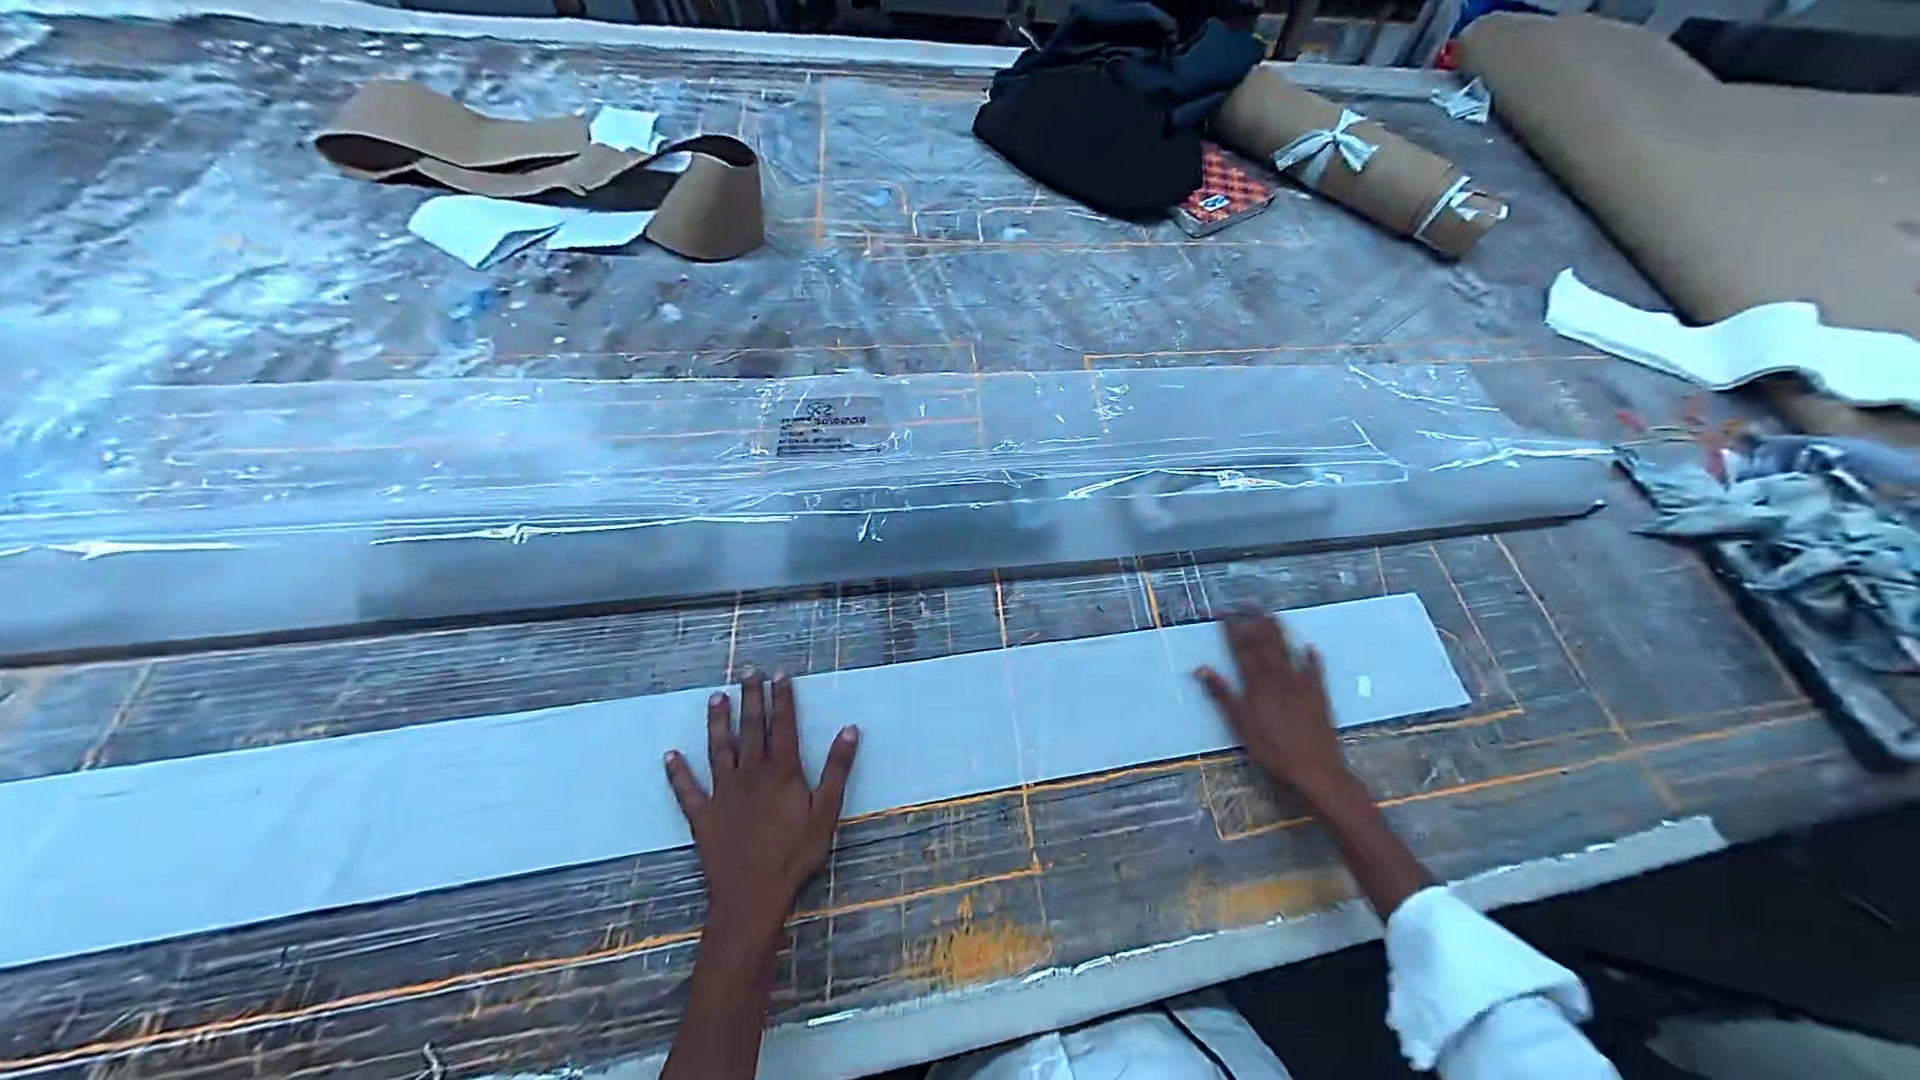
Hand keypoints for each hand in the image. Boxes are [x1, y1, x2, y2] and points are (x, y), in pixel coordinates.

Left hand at [665, 673, 858, 937]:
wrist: (753, 895)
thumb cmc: (795, 854)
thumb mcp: (827, 812)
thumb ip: (837, 770)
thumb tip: (849, 730)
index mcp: (782, 772)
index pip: (783, 725)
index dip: (782, 699)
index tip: (780, 675)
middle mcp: (750, 774)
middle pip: (751, 729)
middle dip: (751, 699)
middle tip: (748, 673)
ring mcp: (723, 793)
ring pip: (719, 749)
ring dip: (717, 723)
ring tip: (716, 698)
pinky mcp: (703, 816)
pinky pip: (687, 790)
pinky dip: (678, 772)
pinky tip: (670, 755)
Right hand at [1195, 607, 1353, 800]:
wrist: (1317, 771)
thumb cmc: (1273, 751)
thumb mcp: (1241, 727)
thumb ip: (1224, 696)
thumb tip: (1203, 669)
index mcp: (1258, 686)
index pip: (1243, 651)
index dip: (1233, 630)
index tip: (1224, 614)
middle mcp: (1280, 680)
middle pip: (1266, 645)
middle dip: (1255, 622)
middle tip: (1247, 603)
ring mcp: (1302, 687)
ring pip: (1288, 652)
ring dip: (1279, 632)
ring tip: (1271, 614)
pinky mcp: (1319, 698)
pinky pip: (1316, 673)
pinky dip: (1313, 659)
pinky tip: (1310, 648)